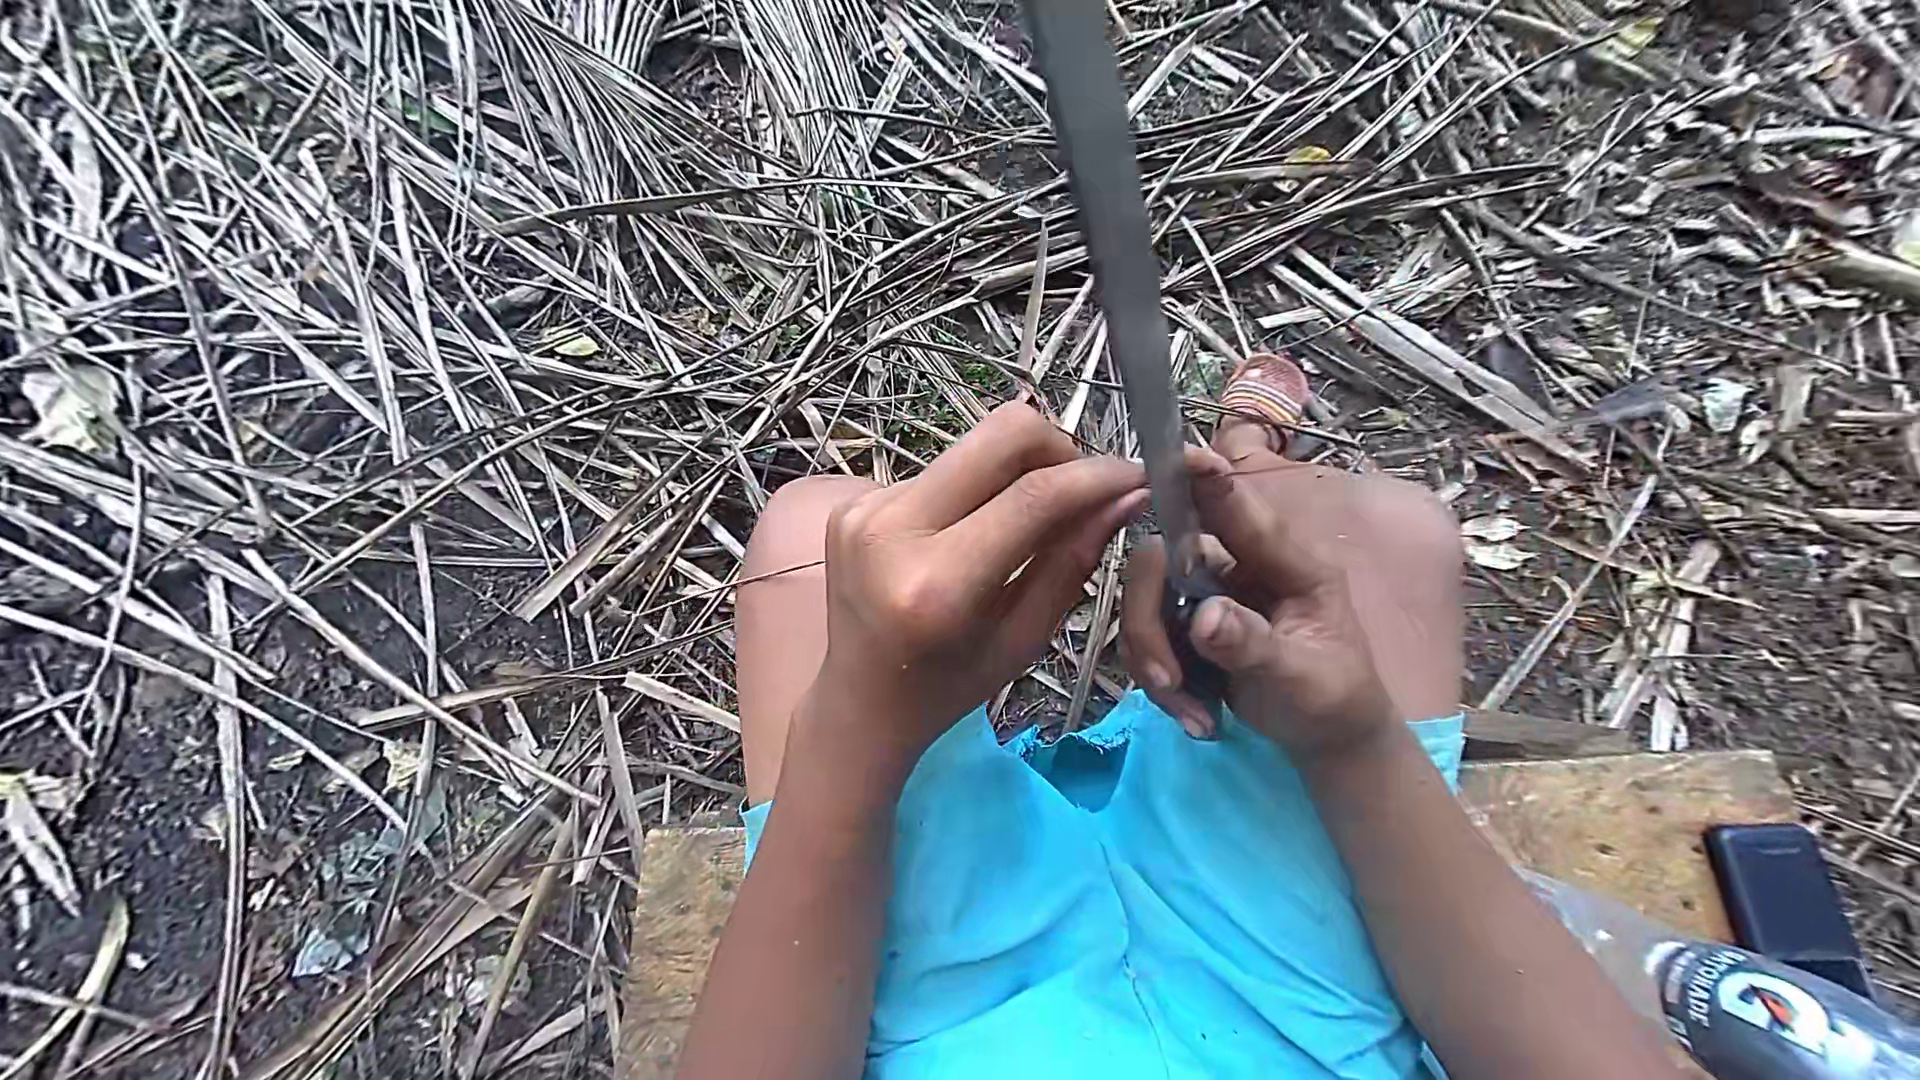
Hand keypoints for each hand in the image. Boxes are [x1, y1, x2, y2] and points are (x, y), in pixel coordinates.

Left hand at [810, 402, 1149, 764]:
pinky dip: (974, 491)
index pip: (1033, 497)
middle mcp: (891, 530)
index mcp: (936, 585)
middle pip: (999, 434)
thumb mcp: (1022, 639)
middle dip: (1057, 449)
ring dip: (1014, 473)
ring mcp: (865, 507)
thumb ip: (1073, 560)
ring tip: (1021, 524)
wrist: (858, 698)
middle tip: (1076, 492)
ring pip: (972, 447)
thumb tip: (1124, 497)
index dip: (1096, 476)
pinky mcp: (854, 499)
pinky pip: (940, 469)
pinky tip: (969, 533)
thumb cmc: (946, 687)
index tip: (1135, 476)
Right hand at [1120, 444, 1460, 763]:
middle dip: (1150, 622)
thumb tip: (1202, 618)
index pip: (1235, 508)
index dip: (1201, 481)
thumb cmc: (1331, 699)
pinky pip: (1141, 636)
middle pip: (1159, 560)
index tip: (1173, 462)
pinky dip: (1155, 677)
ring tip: (1190, 712)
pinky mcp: (1180, 623)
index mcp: (1283, 561)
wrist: (1322, 737)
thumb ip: (1254, 646)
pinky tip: (1192, 713)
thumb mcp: (1304, 679)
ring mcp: (1202, 592)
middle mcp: (1234, 565)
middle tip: (1165, 679)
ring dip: (1151, 659)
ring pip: (1141, 603)